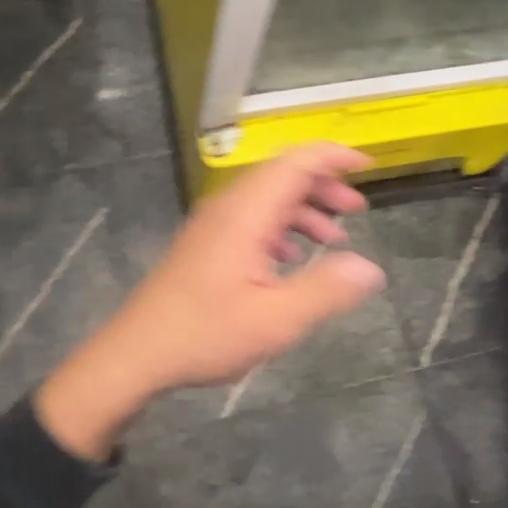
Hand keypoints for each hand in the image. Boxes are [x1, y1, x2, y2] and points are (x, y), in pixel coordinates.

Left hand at [34, 143, 385, 459]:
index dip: (332, 155)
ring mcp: (214, 224)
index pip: (294, 163)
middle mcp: (229, 207)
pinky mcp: (206, 243)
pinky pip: (251, 218)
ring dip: (303, 208)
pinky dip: (281, 227)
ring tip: (334, 238)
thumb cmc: (205, 333)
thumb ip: (325, 290)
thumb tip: (371, 268)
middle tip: (358, 209)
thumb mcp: (275, 321)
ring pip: (266, 197)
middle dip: (323, 185)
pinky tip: (292, 258)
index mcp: (246, 213)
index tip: (367, 164)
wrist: (136, 352)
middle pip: (282, 175)